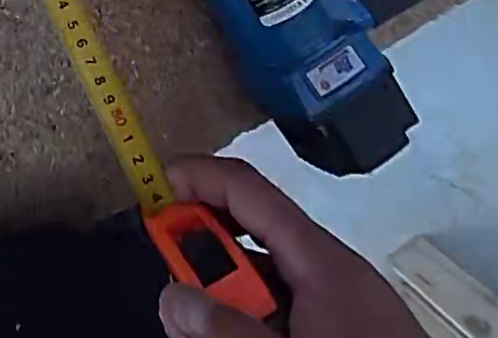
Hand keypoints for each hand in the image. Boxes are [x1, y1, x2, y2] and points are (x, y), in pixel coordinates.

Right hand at [157, 157, 427, 337]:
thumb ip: (226, 331)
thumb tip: (170, 298)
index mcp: (325, 262)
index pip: (247, 188)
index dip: (195, 176)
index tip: (151, 189)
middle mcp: (334, 273)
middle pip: (253, 232)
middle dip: (206, 248)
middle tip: (174, 279)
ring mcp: (344, 308)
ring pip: (267, 276)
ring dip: (228, 292)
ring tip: (203, 326)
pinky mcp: (346, 333)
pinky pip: (287, 308)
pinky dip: (254, 317)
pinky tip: (236, 335)